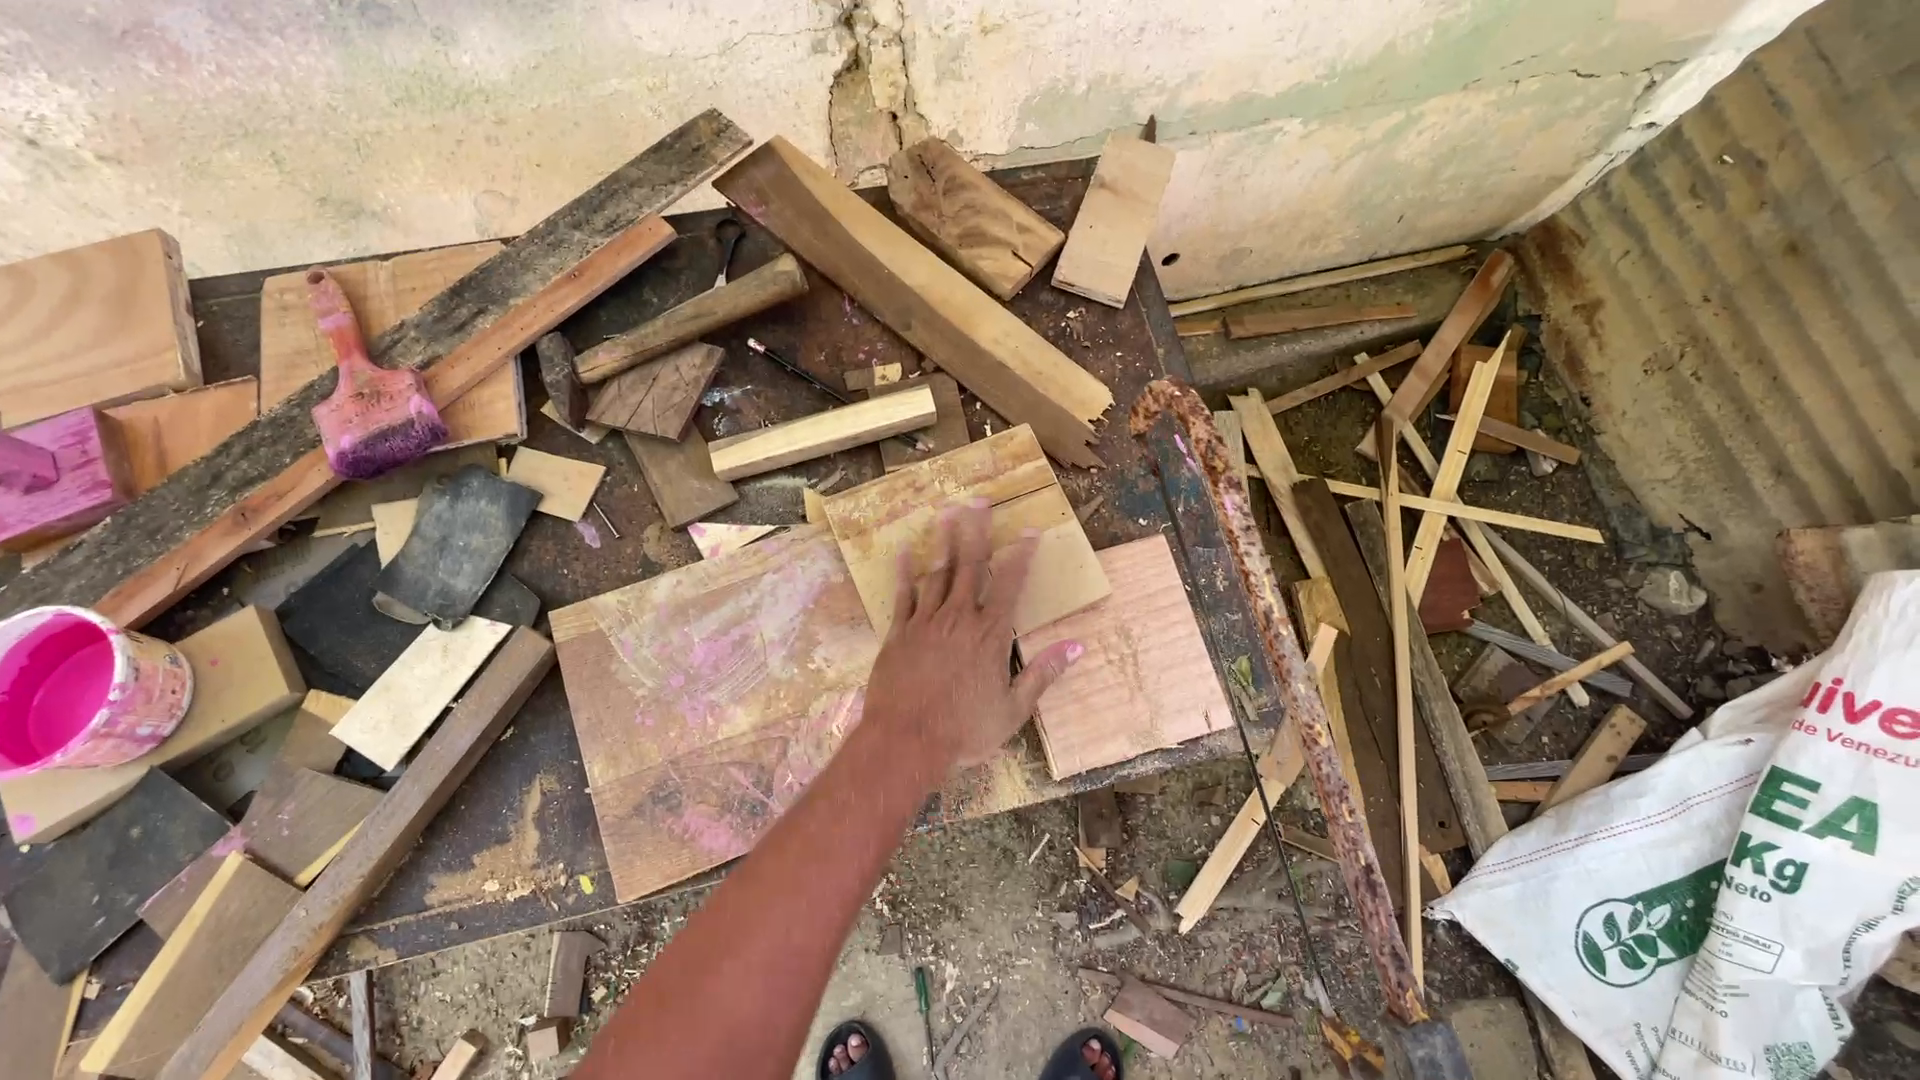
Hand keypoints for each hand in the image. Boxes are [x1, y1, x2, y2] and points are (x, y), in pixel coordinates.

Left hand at [861, 497, 1082, 772]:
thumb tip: (1078, 646)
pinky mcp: (898, 633)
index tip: (1030, 530)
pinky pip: (903, 595)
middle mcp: (959, 619)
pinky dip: (904, 572)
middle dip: (977, 531)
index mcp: (991, 635)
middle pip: (971, 566)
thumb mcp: (1013, 710)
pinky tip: (905, 550)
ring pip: (938, 572)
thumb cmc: (964, 731)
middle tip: (979, 499)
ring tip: (948, 511)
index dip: (1022, 555)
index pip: (1012, 584)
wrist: (906, 742)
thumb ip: (1043, 673)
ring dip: (944, 541)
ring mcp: (926, 623)